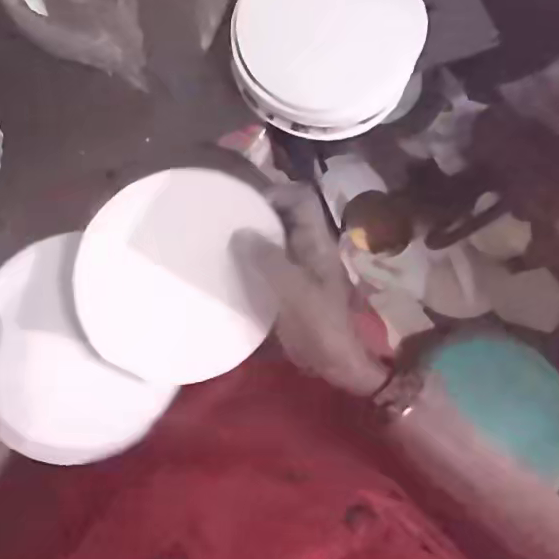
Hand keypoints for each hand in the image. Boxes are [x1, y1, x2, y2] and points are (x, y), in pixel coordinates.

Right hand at [234, 184, 393, 396]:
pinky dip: (250, 259)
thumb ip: (268, 260)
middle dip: (257, 213)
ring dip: (251, 236)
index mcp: (317, 243)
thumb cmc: (321, 328)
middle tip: (224, 220)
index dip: (276, 193)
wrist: (338, 366)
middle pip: (285, 216)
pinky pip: (268, 262)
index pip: (300, 199)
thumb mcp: (294, 292)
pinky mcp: (289, 287)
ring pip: (275, 238)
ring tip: (221, 240)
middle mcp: (309, 249)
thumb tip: (240, 232)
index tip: (243, 204)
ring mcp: (300, 268)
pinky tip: (229, 267)